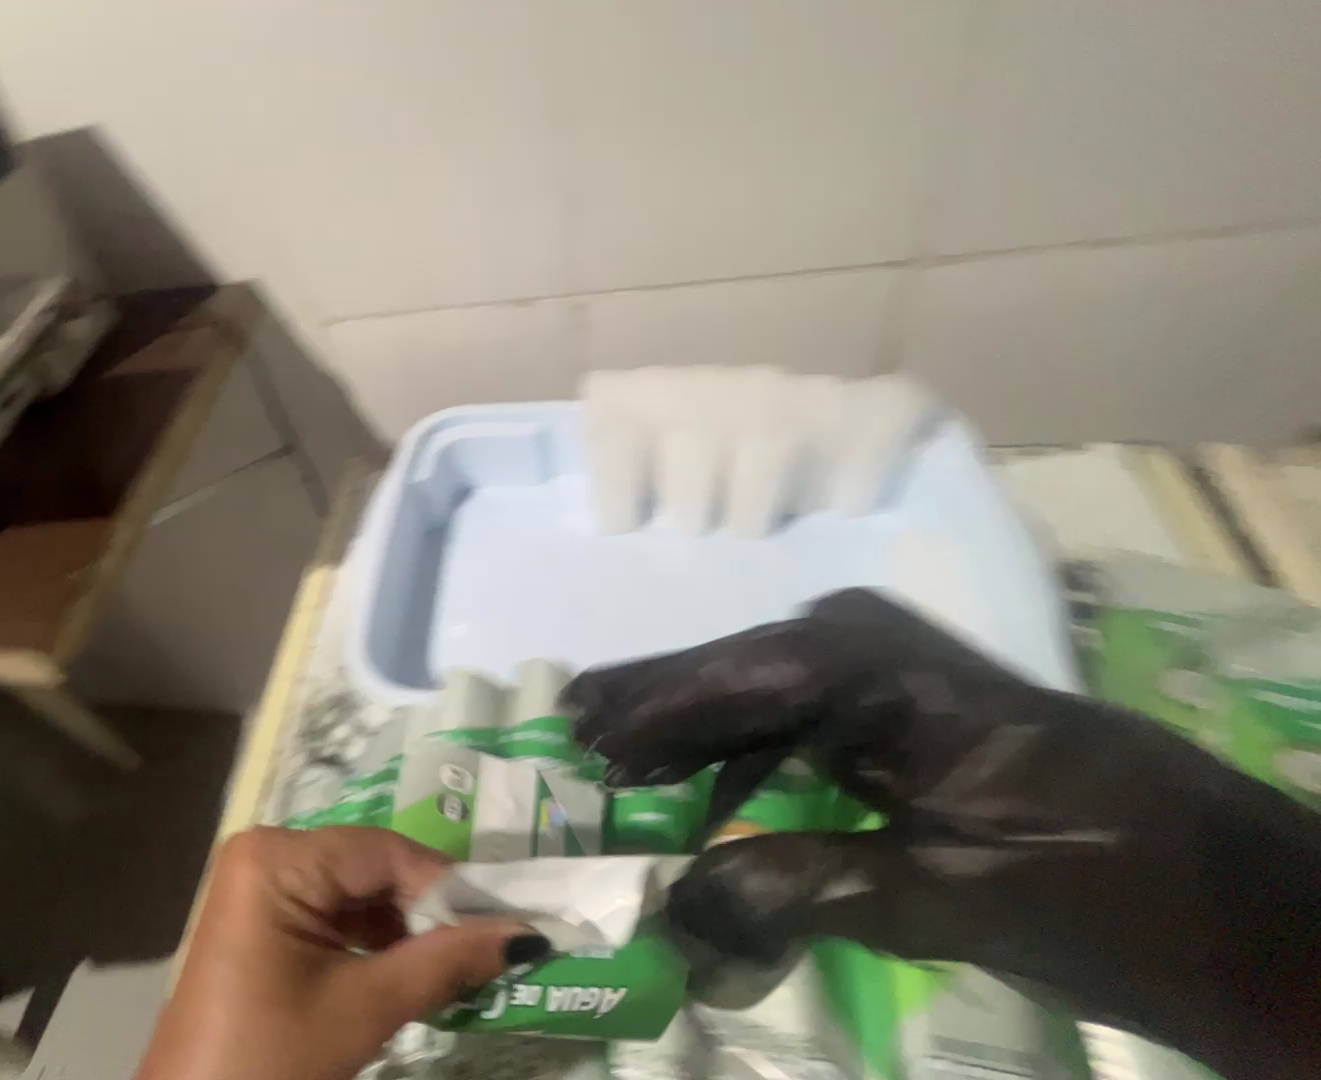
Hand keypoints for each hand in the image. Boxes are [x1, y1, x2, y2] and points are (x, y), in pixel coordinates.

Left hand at [138, 826, 545, 1079]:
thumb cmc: (270, 1059)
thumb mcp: (362, 1008)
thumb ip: (445, 962)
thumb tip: (526, 933)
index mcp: (277, 856)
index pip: (383, 850)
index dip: (446, 885)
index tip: (500, 923)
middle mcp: (266, 850)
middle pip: (370, 865)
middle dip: (425, 908)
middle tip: (482, 947)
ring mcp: (261, 880)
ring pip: (355, 887)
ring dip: (403, 925)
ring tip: (452, 963)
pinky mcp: (263, 911)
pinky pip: (332, 907)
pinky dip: (372, 936)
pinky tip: (407, 966)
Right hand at [564, 588, 1320, 1079]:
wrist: (1273, 918)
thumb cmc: (1132, 902)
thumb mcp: (961, 902)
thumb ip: (806, 887)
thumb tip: (678, 902)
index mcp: (899, 673)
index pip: (747, 675)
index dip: (659, 706)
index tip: (584, 733)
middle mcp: (881, 651)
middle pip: (737, 671)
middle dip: (655, 704)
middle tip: (570, 721)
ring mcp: (889, 680)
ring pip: (757, 694)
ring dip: (688, 730)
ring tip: (609, 748)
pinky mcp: (896, 719)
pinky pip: (790, 725)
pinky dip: (736, 757)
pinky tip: (694, 784)